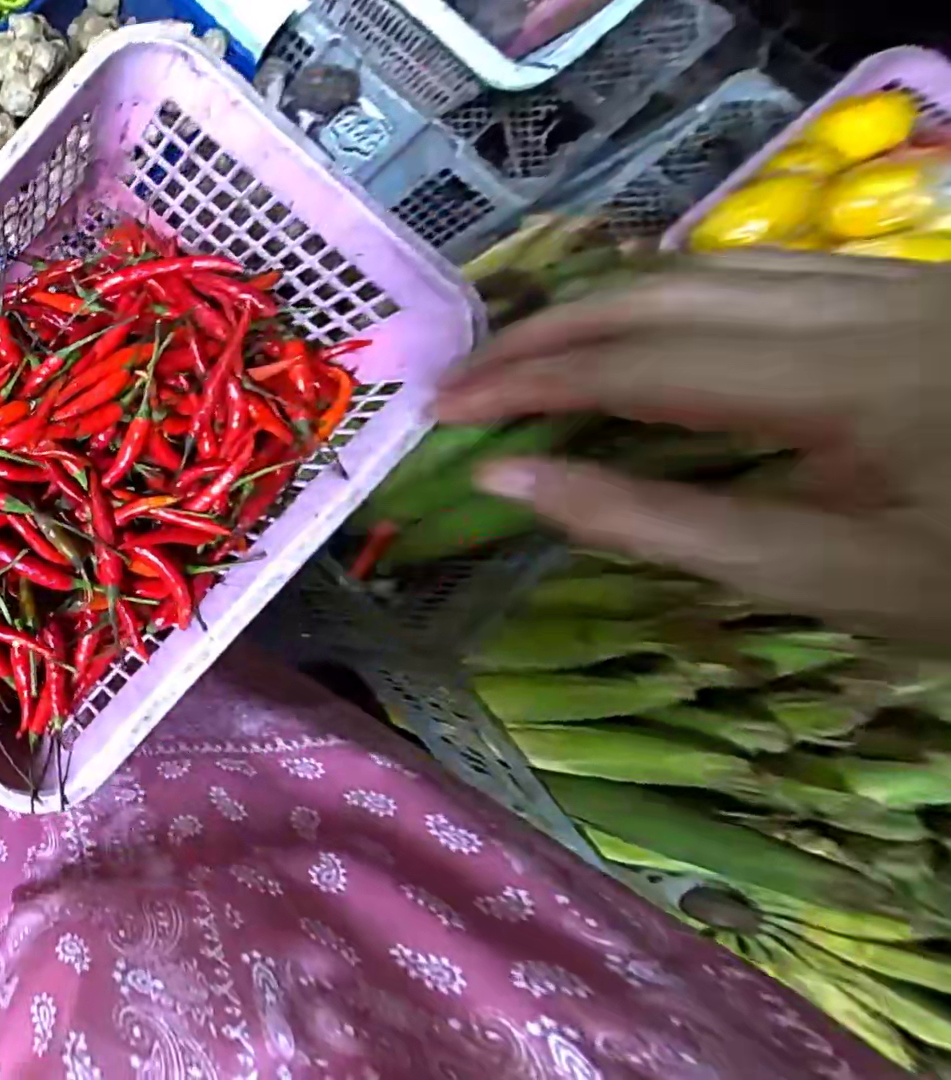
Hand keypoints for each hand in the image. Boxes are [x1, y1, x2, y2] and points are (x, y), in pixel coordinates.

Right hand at [434, 250, 950, 645]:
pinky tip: (618, 328)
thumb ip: (641, 521)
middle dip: (538, 335)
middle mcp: (877, 307)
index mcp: (855, 381)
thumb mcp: (811, 574)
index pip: (634, 366)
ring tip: (517, 352)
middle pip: (658, 295)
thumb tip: (500, 477)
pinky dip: (657, 297)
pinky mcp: (913, 298)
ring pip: (703, 270)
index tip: (442, 409)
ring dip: (588, 309)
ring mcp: (903, 291)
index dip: (522, 384)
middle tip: (461, 377)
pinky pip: (754, 274)